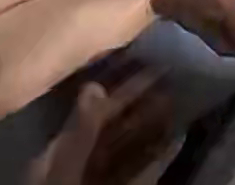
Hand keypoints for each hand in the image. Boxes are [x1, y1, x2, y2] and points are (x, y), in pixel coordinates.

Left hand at [27, 69, 170, 184]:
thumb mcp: (63, 177)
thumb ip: (79, 134)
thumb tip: (93, 83)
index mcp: (55, 158)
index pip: (92, 111)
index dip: (123, 87)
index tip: (155, 63)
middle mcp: (73, 168)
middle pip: (112, 128)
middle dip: (142, 103)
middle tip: (175, 75)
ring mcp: (94, 184)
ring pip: (126, 151)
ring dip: (152, 127)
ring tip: (180, 101)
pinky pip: (137, 175)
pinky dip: (156, 159)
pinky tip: (177, 141)